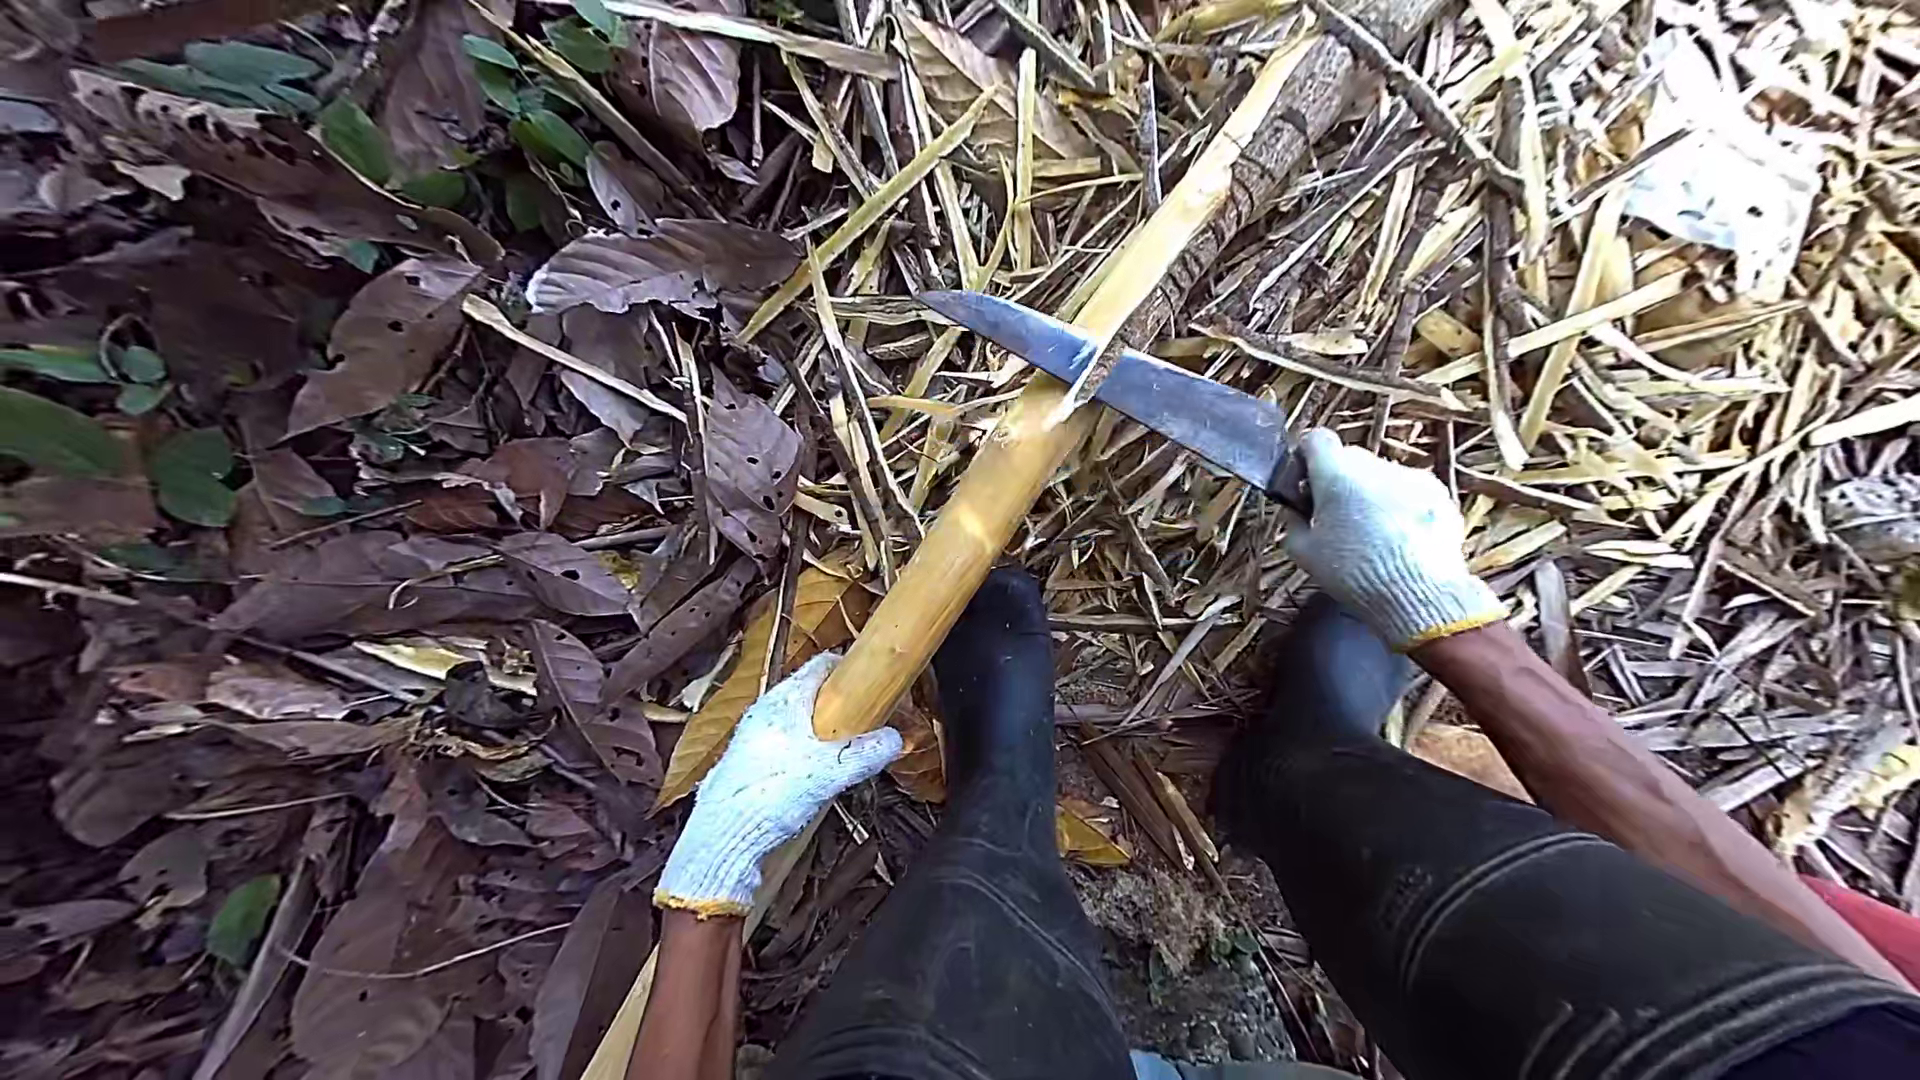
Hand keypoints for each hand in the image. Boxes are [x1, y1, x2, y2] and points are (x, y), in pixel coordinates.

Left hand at [655, 652, 901, 916]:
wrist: (719, 841)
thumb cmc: (768, 797)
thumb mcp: (828, 773)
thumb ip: (865, 754)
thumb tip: (895, 739)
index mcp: (784, 700)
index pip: (822, 664)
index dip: (850, 669)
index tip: (871, 681)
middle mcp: (766, 710)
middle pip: (812, 691)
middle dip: (840, 703)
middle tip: (864, 721)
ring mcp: (754, 735)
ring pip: (798, 717)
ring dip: (822, 728)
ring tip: (842, 750)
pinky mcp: (747, 760)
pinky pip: (784, 740)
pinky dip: (804, 747)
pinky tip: (813, 773)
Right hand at [1282, 428, 1504, 649]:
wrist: (1417, 595)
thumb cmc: (1351, 573)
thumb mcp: (1303, 551)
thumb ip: (1295, 520)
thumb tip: (1298, 507)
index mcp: (1337, 476)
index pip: (1316, 439)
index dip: (1306, 456)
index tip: (1304, 481)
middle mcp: (1376, 468)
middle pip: (1349, 457)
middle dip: (1337, 478)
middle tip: (1332, 514)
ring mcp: (1412, 479)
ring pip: (1379, 474)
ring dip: (1368, 492)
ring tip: (1368, 531)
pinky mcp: (1439, 495)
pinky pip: (1408, 490)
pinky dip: (1397, 504)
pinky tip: (1396, 537)